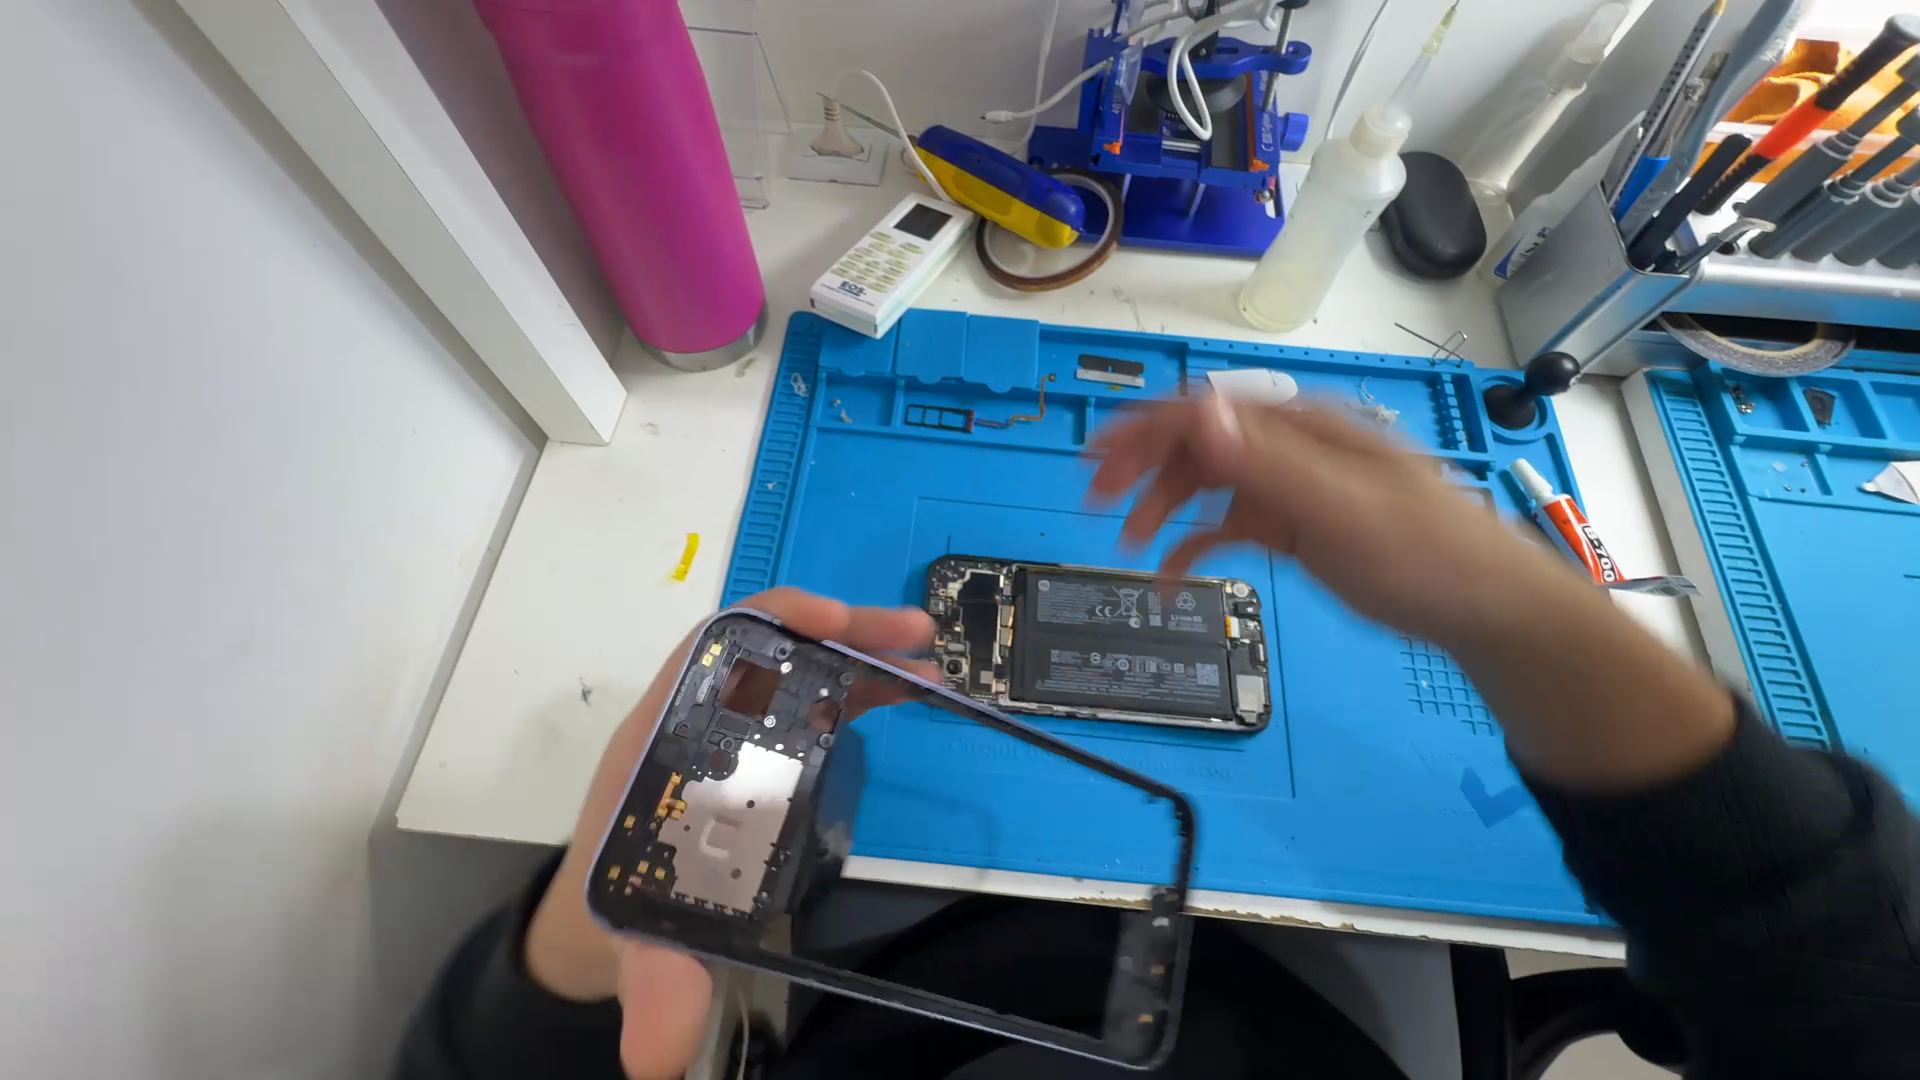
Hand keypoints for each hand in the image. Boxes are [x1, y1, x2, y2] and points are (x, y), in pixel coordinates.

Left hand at [523, 587, 934, 1078]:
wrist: (614, 910)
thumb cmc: (619, 899)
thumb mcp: (637, 939)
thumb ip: (654, 982)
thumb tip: (663, 1050)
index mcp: (665, 732)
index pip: (712, 648)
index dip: (771, 620)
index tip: (830, 622)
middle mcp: (711, 715)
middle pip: (777, 648)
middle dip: (844, 632)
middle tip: (912, 635)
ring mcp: (748, 727)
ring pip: (809, 670)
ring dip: (868, 655)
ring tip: (928, 660)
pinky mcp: (775, 749)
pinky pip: (824, 703)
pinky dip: (867, 691)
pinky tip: (908, 695)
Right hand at [1086, 396, 1576, 648]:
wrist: (1483, 608)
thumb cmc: (1423, 553)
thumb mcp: (1343, 507)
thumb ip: (1269, 461)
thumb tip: (1198, 412)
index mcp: (1299, 427)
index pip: (1204, 411)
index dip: (1143, 430)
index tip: (1096, 463)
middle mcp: (1286, 447)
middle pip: (1196, 443)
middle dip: (1141, 467)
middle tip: (1096, 500)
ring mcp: (1286, 486)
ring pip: (1204, 483)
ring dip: (1161, 508)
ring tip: (1130, 546)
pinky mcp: (1288, 525)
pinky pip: (1225, 526)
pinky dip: (1192, 546)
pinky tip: (1171, 574)